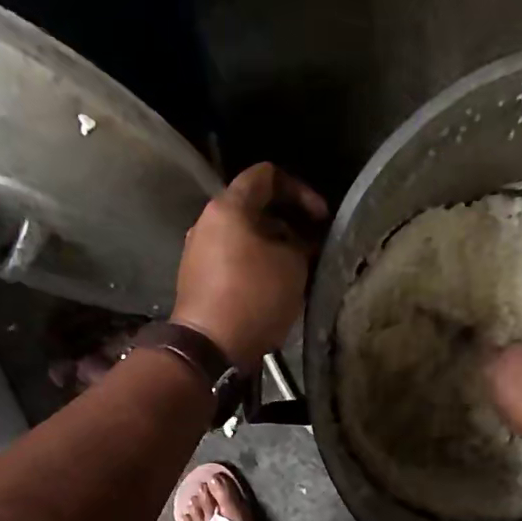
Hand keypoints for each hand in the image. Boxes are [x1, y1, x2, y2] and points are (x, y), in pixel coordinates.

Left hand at [171, 163, 329, 369]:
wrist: (211, 345)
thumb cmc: (255, 296)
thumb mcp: (293, 266)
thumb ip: (301, 244)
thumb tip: (300, 242)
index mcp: (229, 207)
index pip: (266, 176)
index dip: (301, 189)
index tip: (322, 216)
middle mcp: (208, 221)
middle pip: (255, 208)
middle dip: (290, 223)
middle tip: (314, 246)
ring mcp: (199, 250)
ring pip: (246, 236)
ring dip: (275, 246)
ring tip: (299, 270)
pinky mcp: (199, 278)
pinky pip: (235, 259)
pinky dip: (259, 264)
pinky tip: (277, 287)